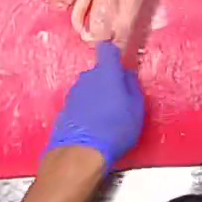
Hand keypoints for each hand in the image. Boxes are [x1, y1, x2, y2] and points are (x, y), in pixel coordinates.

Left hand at [46, 42, 145, 166]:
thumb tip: (127, 74)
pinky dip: (86, 109)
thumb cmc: (115, 128)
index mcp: (105, 73)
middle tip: (119, 100)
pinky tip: (93, 126)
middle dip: (107, 81)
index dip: (114, 54)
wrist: (81, 152)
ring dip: (96, 97)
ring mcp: (72, 93)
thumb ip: (133, 87)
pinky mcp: (64, 109)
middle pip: (98, 72)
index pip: (107, 50)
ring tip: (106, 118)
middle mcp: (86, 78)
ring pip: (88, 88)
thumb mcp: (136, 109)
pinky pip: (79, 103)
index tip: (120, 64)